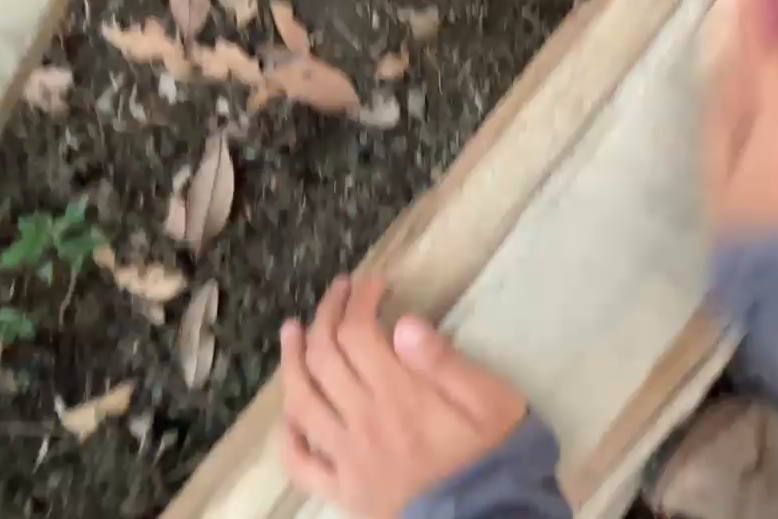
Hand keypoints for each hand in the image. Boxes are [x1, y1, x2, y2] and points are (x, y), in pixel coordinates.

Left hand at [277, 276, 526, 516]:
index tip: (373, 281)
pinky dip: (286, 433)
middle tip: (340, 290)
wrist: (484, 516)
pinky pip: (299, 463)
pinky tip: (288, 411)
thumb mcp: (487, 396)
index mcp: (398, 393)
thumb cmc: (491, 448)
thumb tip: (404, 323)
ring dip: (292, 360)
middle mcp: (362, 421)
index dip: (360, 300)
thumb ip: (443, 361)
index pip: (359, 334)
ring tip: (293, 330)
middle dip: (327, 315)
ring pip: (301, 402)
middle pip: (324, 358)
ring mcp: (345, 458)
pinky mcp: (341, 490)